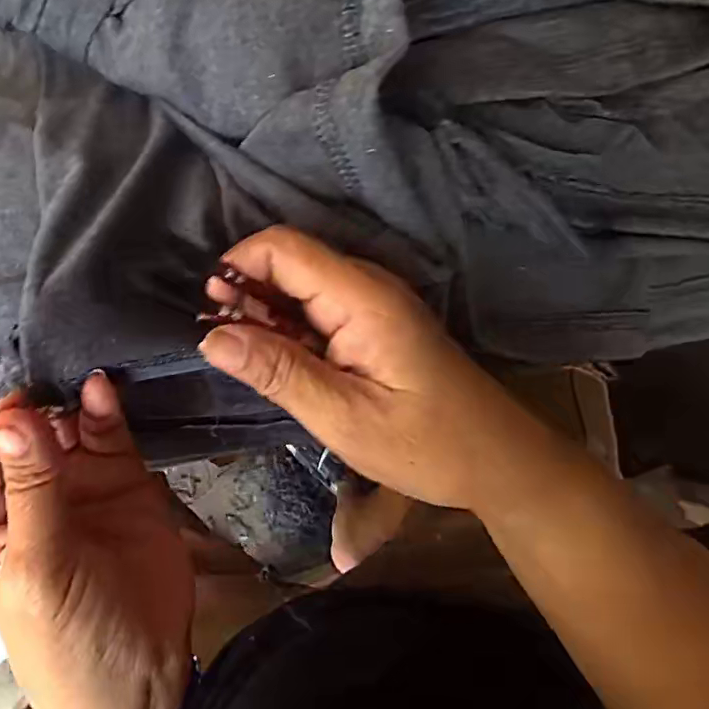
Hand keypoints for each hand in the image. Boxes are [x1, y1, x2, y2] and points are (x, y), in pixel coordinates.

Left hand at [0, 374, 193, 708]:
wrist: (144, 682)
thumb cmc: (67, 643)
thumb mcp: (39, 571)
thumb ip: (31, 492)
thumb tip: (11, 418)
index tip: (16, 414)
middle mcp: (24, 493)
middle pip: (19, 432)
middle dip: (32, 410)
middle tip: (52, 396)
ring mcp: (75, 481)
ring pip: (64, 425)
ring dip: (69, 403)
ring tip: (82, 388)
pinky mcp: (119, 476)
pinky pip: (107, 433)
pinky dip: (104, 409)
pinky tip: (102, 390)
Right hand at [198, 225, 568, 510]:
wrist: (497, 460)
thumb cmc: (427, 445)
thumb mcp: (343, 417)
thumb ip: (277, 372)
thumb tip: (211, 338)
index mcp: (362, 298)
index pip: (284, 248)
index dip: (237, 267)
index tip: (212, 313)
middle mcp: (366, 284)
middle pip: (288, 260)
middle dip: (244, 291)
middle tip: (223, 343)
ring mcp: (371, 300)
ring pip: (297, 282)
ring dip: (261, 311)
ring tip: (245, 358)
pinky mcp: (371, 320)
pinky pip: (314, 305)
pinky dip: (285, 325)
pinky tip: (276, 360)